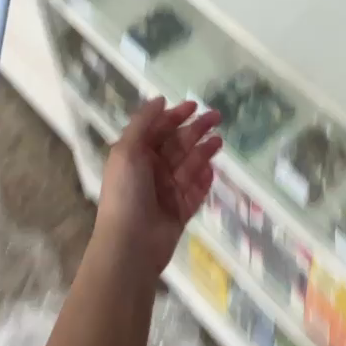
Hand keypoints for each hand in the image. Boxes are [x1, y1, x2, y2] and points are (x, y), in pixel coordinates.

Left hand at [98, 98, 222, 270]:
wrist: (130, 245)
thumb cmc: (126, 193)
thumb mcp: (126, 150)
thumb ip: (143, 123)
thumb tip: (160, 100)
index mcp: (136, 155)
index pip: (158, 130)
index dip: (175, 116)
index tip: (194, 106)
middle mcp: (151, 171)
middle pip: (177, 144)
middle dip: (196, 130)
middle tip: (217, 117)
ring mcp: (167, 192)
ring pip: (189, 166)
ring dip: (204, 151)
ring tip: (219, 141)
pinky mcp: (180, 211)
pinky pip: (195, 191)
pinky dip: (203, 180)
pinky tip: (212, 170)